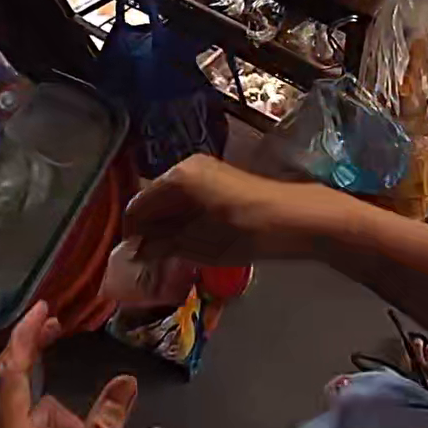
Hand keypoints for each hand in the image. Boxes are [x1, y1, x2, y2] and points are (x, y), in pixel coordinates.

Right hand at [123, 154, 363, 264]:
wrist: (294, 218)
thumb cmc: (244, 231)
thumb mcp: (198, 245)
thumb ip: (163, 245)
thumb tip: (138, 251)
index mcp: (177, 177)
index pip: (138, 205)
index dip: (133, 234)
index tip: (134, 260)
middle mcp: (187, 166)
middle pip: (154, 199)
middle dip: (150, 229)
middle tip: (153, 260)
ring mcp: (206, 170)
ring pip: (173, 200)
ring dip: (168, 225)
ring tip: (174, 254)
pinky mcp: (221, 179)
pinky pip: (190, 197)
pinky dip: (185, 218)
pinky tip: (194, 240)